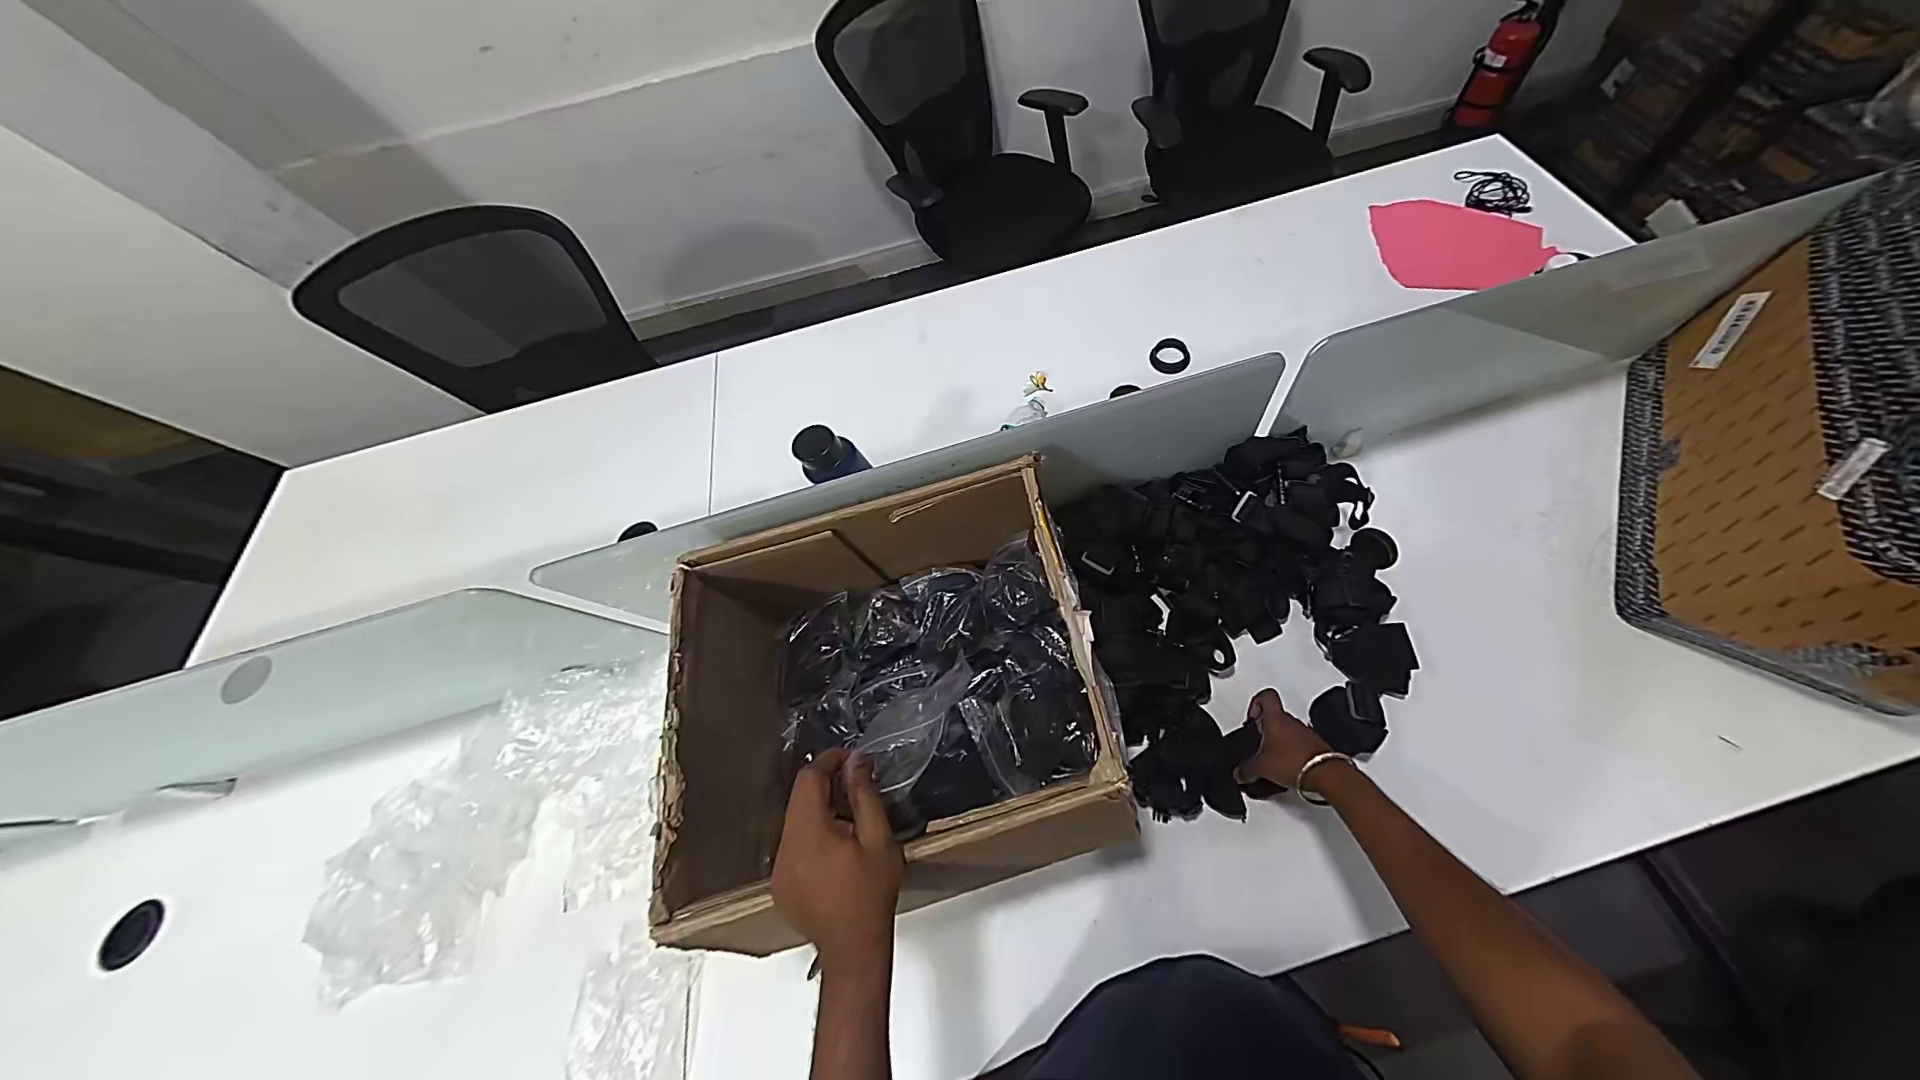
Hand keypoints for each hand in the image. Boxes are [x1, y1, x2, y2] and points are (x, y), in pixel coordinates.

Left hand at [772, 748, 903, 970]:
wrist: (854, 949)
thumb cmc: (871, 894)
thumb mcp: (878, 839)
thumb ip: (864, 795)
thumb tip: (856, 761)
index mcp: (808, 833)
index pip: (808, 780)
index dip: (829, 761)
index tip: (852, 757)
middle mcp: (785, 847)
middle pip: (799, 799)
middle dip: (825, 784)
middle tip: (855, 781)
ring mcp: (779, 869)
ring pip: (795, 821)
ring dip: (819, 809)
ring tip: (849, 816)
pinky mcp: (780, 884)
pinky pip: (793, 845)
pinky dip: (811, 834)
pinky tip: (835, 846)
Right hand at [1234, 688, 1332, 790]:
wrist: (1327, 776)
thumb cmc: (1297, 761)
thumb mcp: (1261, 767)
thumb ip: (1246, 769)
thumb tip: (1240, 774)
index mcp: (1276, 718)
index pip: (1266, 696)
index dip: (1256, 702)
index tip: (1251, 716)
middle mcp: (1292, 722)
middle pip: (1276, 715)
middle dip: (1265, 727)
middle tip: (1258, 740)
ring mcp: (1306, 734)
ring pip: (1288, 730)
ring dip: (1279, 741)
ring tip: (1271, 759)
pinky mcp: (1316, 748)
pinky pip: (1299, 745)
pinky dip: (1291, 753)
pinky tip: (1285, 769)